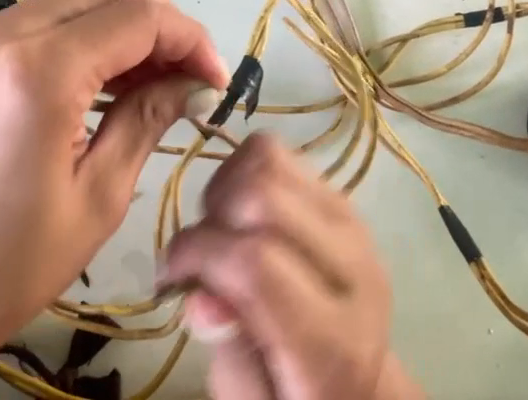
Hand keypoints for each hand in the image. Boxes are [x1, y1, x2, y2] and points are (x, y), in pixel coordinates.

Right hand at [158, 135, 423, 399]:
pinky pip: (276, 152)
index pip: (256, 263)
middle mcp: (353, 270)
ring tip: (220, 231)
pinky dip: (241, 171)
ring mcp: (351, 223)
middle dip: (210, 219)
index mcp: (333, 340)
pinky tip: (238, 213)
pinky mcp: (340, 197)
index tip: (171, 276)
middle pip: (261, 196)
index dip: (198, 254)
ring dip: (224, 187)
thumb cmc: (290, 394)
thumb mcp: (252, 398)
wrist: (355, 379)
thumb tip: (199, 298)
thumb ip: (227, 350)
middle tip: (200, 257)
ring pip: (269, 160)